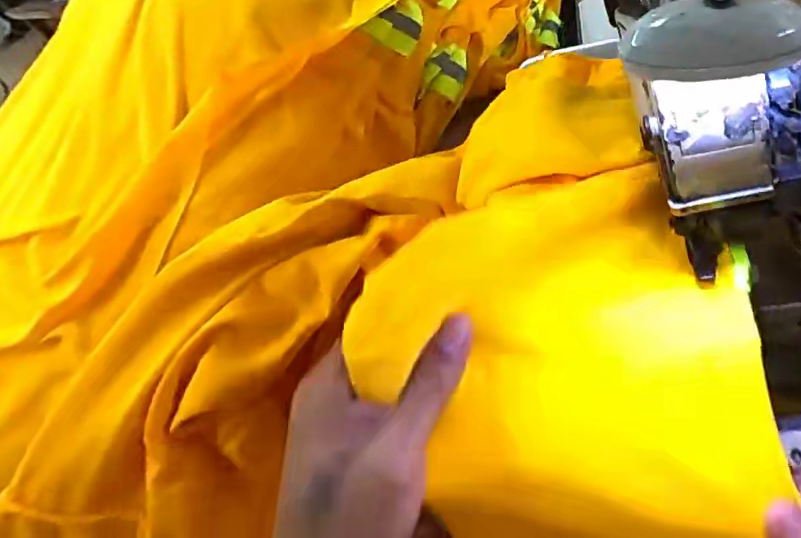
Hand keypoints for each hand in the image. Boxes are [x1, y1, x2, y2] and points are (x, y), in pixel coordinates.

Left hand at [274, 314, 472, 537]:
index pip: (369, 325)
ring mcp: (347, 433)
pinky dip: (426, 402)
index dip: (408, 304)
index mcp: (325, 386)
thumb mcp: (396, 447)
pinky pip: (399, 414)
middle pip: (384, 354)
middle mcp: (332, 401)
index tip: (450, 285)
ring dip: (429, 371)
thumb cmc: (354, 515)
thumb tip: (461, 315)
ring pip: (395, 385)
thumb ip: (428, 382)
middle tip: (472, 309)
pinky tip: (461, 392)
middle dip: (426, 338)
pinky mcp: (365, 458)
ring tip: (474, 341)